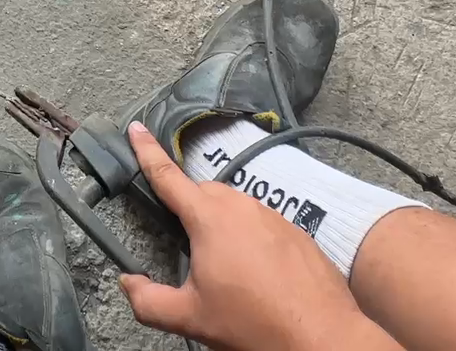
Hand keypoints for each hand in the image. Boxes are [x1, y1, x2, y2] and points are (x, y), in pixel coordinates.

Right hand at [119, 122, 400, 350]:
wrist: (327, 341)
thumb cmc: (256, 324)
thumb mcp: (193, 318)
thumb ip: (150, 300)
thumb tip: (128, 283)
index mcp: (207, 217)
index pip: (167, 175)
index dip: (146, 150)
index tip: (135, 127)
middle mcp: (239, 205)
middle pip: (202, 194)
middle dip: (191, 211)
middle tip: (194, 252)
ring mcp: (271, 214)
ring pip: (233, 207)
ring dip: (223, 226)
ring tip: (231, 269)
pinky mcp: (296, 230)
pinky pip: (263, 223)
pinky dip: (253, 239)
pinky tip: (261, 274)